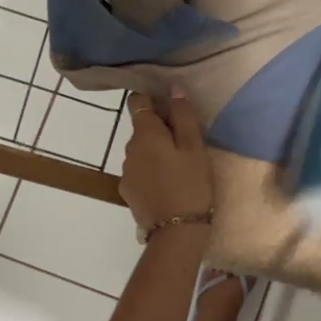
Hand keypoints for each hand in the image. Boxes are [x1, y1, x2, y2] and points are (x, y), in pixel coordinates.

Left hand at [118, 88, 213, 232]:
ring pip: (140, 151)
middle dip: (158, 129)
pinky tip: (168, 184)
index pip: (137, 102)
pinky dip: (151, 172)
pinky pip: (139, 172)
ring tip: (178, 166)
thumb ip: (183, 115)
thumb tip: (174, 87)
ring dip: (155, 152)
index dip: (152, 99)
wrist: (176, 233)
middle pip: (141, 128)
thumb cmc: (190, 184)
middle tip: (185, 141)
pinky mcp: (128, 192)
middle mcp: (129, 148)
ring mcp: (126, 172)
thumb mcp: (194, 147)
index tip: (170, 107)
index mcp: (145, 133)